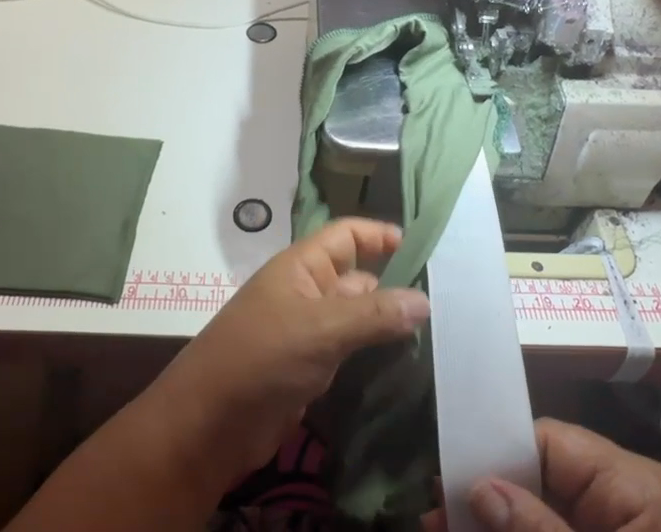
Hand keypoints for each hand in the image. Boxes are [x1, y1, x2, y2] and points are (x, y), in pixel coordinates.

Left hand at [138, 218, 428, 486]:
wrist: (210, 425)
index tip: (426, 250)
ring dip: (390, 325)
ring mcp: (308, 333)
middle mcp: (306, 293)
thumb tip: (425, 301)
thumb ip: (373, 315)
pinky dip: (376, 355)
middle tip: (449, 303)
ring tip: (442, 334)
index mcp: (301, 267)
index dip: (381, 235)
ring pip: (358, 318)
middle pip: (358, 278)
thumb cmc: (260, 359)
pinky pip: (351, 351)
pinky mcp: (311, 369)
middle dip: (396, 287)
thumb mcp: (319, 329)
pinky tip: (410, 365)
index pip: (346, 236)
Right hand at [422, 418, 660, 531]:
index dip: (496, 452)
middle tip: (434, 518)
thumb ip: (539, 529)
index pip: (548, 440)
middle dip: (489, 498)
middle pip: (541, 480)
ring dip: (501, 524)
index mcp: (630, 481)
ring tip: (443, 530)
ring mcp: (621, 529)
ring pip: (546, 515)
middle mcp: (624, 499)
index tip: (447, 477)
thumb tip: (480, 487)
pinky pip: (563, 531)